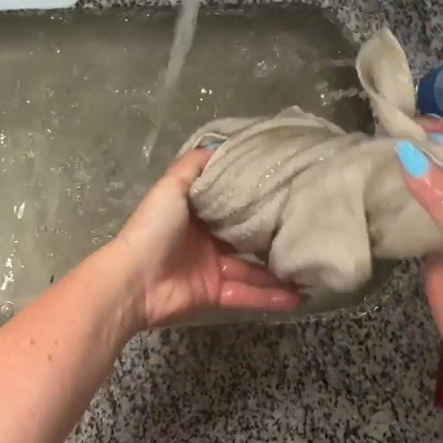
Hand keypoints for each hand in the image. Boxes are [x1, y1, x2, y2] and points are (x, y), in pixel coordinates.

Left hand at [106, 148, 301, 329]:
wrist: (135, 279)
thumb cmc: (154, 227)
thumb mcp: (171, 186)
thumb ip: (194, 166)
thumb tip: (220, 146)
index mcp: (194, 210)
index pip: (229, 201)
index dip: (253, 196)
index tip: (284, 188)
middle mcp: (205, 237)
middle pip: (244, 236)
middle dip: (270, 235)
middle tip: (305, 230)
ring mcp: (211, 266)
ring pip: (251, 268)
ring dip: (277, 271)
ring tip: (308, 268)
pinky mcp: (214, 293)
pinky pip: (246, 294)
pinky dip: (269, 296)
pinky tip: (296, 296)